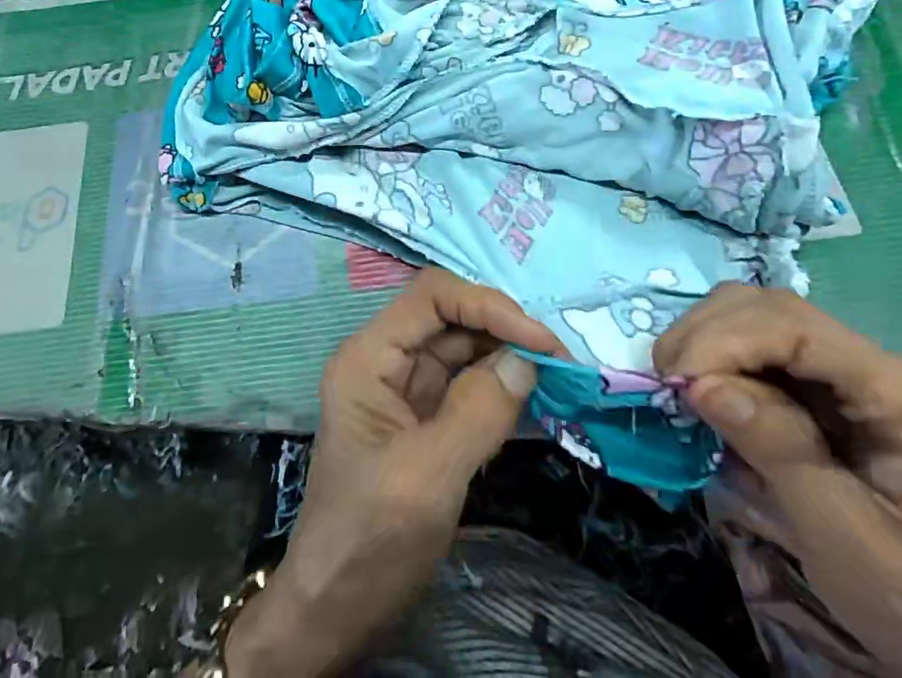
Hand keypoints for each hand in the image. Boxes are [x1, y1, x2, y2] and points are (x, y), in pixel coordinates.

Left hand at [224, 268, 563, 677]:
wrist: (338, 603)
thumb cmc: (371, 538)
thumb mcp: (428, 475)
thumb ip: (478, 411)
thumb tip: (527, 359)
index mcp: (368, 359)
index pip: (431, 297)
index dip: (487, 306)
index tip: (542, 342)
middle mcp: (384, 363)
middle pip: (450, 320)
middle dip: (505, 330)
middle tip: (564, 363)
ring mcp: (403, 392)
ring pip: (462, 351)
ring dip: (508, 356)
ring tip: (560, 377)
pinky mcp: (423, 421)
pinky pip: (466, 387)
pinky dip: (501, 386)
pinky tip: (534, 397)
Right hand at [654, 285, 901, 677]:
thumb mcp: (847, 541)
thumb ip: (778, 452)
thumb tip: (699, 385)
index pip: (804, 331)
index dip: (725, 339)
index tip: (675, 380)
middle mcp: (896, 377)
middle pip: (781, 310)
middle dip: (709, 334)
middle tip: (667, 382)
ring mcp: (870, 383)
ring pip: (769, 319)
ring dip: (711, 341)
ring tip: (681, 387)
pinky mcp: (844, 396)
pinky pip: (771, 353)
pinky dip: (725, 362)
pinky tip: (708, 393)